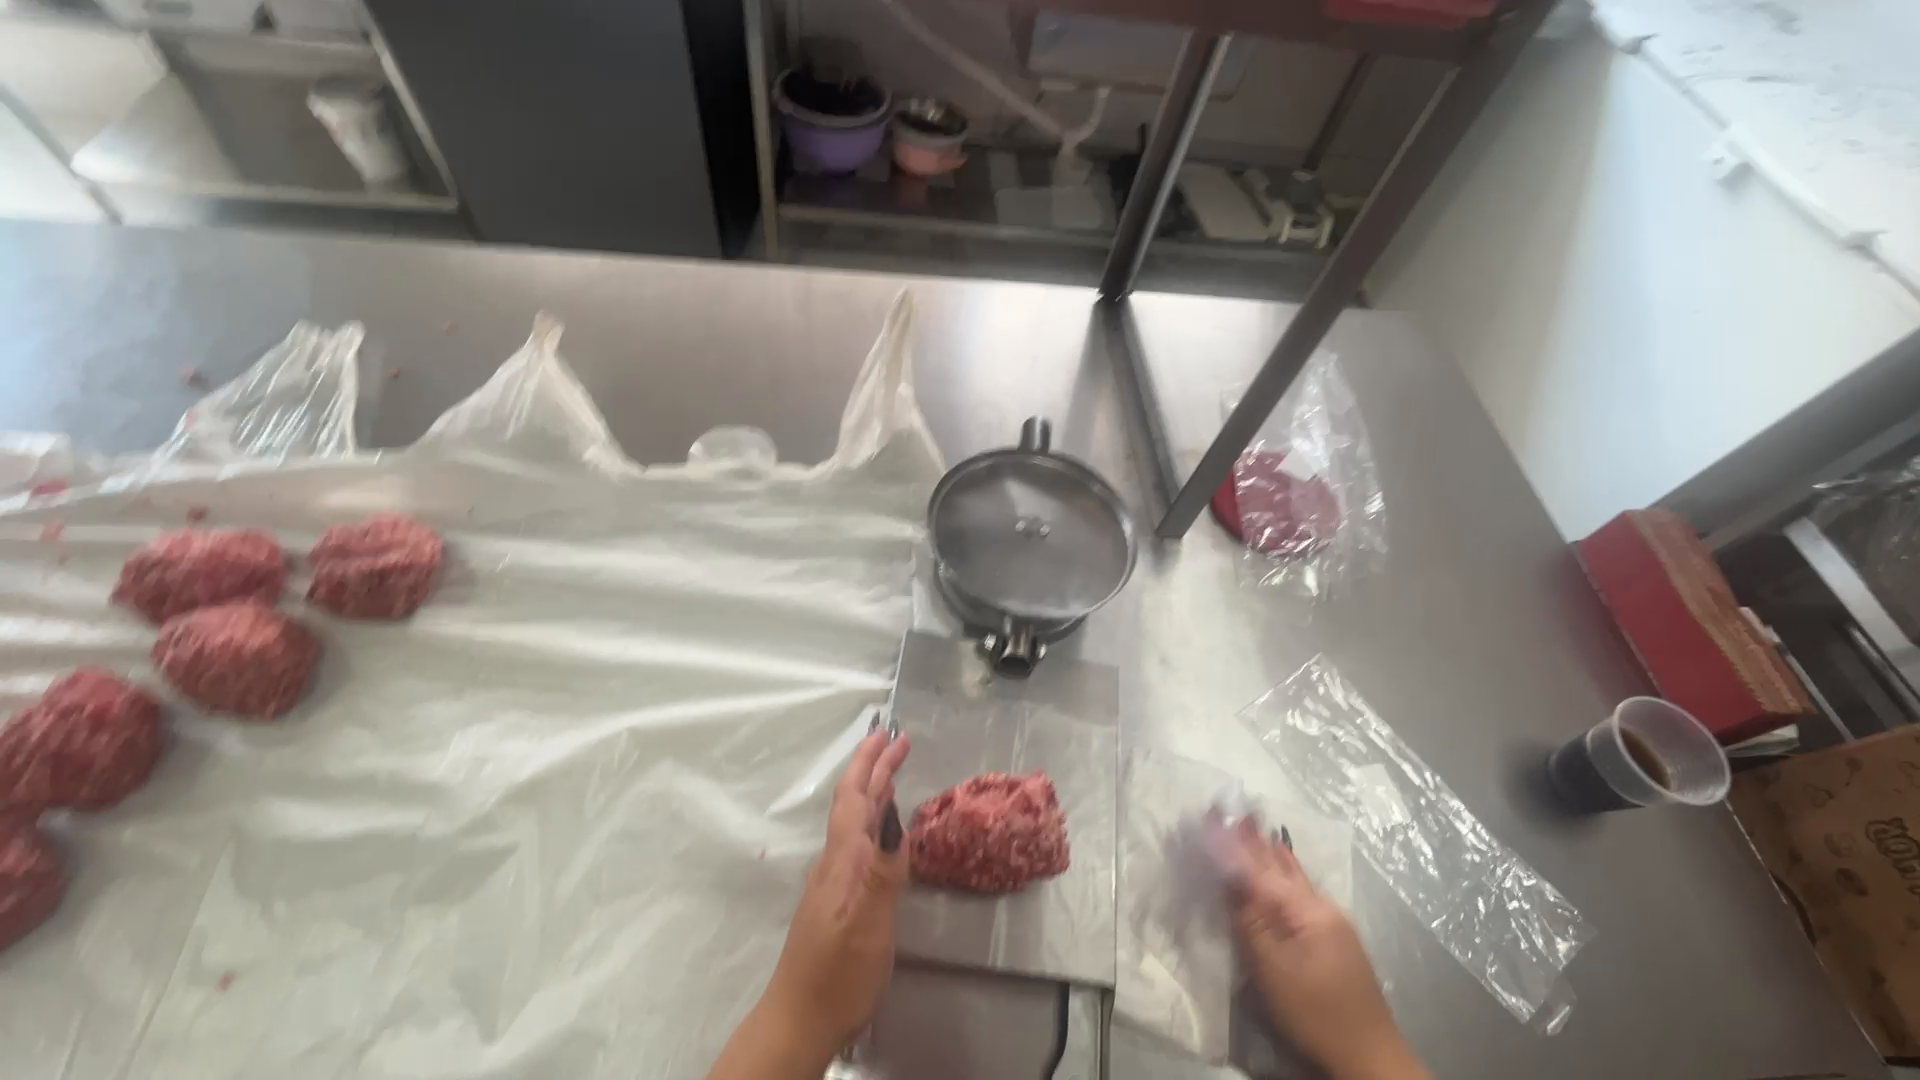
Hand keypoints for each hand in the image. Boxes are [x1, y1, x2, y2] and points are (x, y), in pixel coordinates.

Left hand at [710, 729, 910, 1079]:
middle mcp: (836, 863)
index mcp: (843, 861)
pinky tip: (883, 828)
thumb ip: (882, 871)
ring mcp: (835, 881)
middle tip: (897, 740)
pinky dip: (874, 821)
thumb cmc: (838, 975)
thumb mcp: (868, 925)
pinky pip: (858, 842)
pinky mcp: (839, 900)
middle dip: (874, 768)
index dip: (871, 764)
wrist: (799, 1021)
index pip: (855, 799)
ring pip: (854, 821)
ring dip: (874, 790)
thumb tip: (895, 818)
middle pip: (854, 803)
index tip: (889, 734)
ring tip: (892, 770)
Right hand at [1214, 816, 1428, 1079]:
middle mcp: (1322, 908)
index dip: (1235, 842)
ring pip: (1295, 880)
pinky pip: (1301, 895)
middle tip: (1234, 811)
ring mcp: (1332, 925)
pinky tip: (1284, 869)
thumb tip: (1228, 870)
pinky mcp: (1334, 943)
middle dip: (1255, 841)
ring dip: (1272, 855)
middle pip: (1281, 867)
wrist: (1370, 1061)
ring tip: (1258, 828)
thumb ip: (1248, 915)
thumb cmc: (1314, 1012)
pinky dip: (1284, 877)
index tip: (1213, 813)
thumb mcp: (1272, 966)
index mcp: (1307, 910)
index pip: (1260, 868)